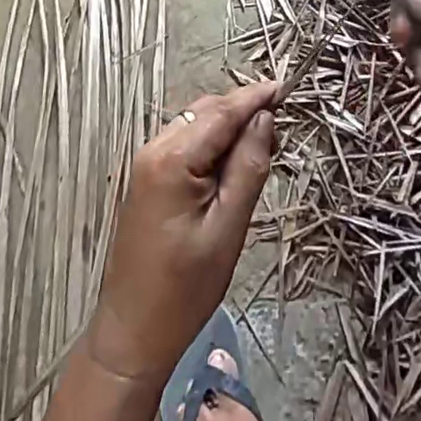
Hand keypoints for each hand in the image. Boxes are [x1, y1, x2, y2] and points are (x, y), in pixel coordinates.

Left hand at [84, 80, 277, 384]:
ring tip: (263, 147)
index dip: (256, 96)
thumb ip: (249, 165)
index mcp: (172, 159)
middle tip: (281, 129)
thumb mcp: (229, 226)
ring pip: (197, 123)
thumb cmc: (185, 288)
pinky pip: (187, 143)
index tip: (287, 87)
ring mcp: (146, 162)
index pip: (223, 111)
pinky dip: (213, 143)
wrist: (133, 332)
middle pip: (208, 111)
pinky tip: (233, 163)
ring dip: (230, 127)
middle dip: (245, 111)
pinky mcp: (148, 177)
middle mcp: (154, 149)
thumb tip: (265, 119)